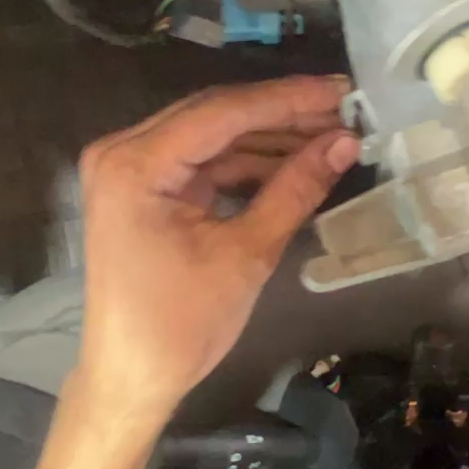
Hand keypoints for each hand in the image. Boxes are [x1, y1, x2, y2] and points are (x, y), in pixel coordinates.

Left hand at [73, 77, 359, 421]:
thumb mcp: (245, 254)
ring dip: (267, 140)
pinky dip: (244, 165)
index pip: (222, 113)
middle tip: (343, 110)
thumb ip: (294, 190)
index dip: (287, 100)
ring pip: (210, 138)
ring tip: (329, 138)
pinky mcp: (143, 190)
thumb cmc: (180, 325)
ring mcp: (128, 171)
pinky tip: (292, 164)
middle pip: (214, 117)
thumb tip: (345, 143)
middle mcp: (122, 152)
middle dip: (280, 115)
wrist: (131, 378)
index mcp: (135, 165)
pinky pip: (200, 164)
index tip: (341, 91)